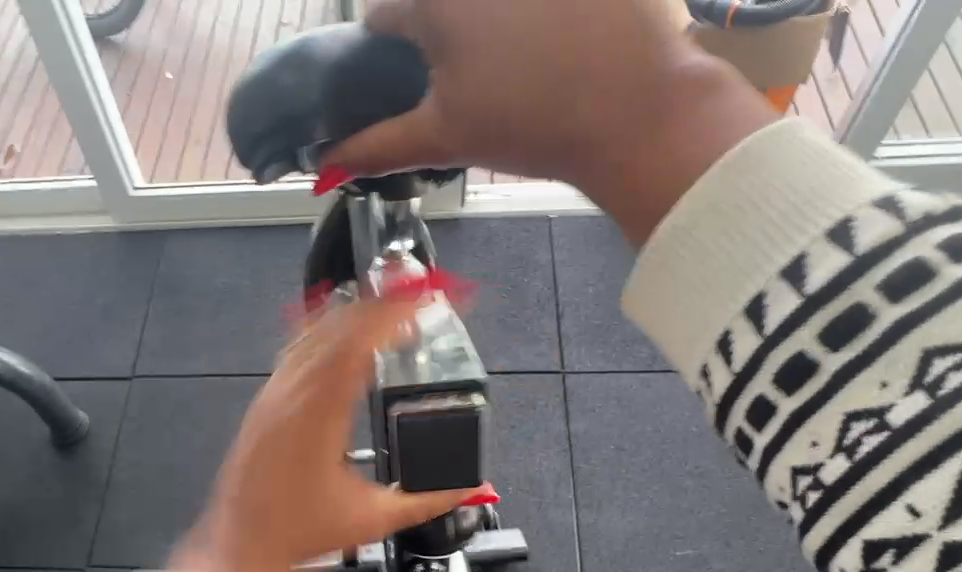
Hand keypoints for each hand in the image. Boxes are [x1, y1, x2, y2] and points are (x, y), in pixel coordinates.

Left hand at [171, 298, 480, 571]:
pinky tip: (341, 337)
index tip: (424, 299)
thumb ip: (428, 500)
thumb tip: (469, 487)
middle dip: (379, 304)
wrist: (240, 546)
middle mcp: (291, 394)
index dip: (394, 313)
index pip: (358, 341)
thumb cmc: (299, 533)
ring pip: (312, 334)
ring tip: (387, 309)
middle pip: (335, 325)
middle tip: (416, 296)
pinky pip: (295, 352)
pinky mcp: (263, 405)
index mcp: (318, 413)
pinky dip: (324, 334)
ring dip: (351, 316)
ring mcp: (272, 396)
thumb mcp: (372, 519)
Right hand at [321, 0, 779, 243]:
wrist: (635, 111)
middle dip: (441, 33)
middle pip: (437, 5)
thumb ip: (379, 146)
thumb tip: (326, 164)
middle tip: (471, 76)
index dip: (388, 52)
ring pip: (487, 5)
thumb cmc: (527, 124)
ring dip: (489, 25)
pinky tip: (557, 42)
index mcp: (434, 0)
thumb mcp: (445, 137)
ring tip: (517, 61)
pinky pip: (537, 4)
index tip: (408, 81)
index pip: (384, 16)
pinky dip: (537, 18)